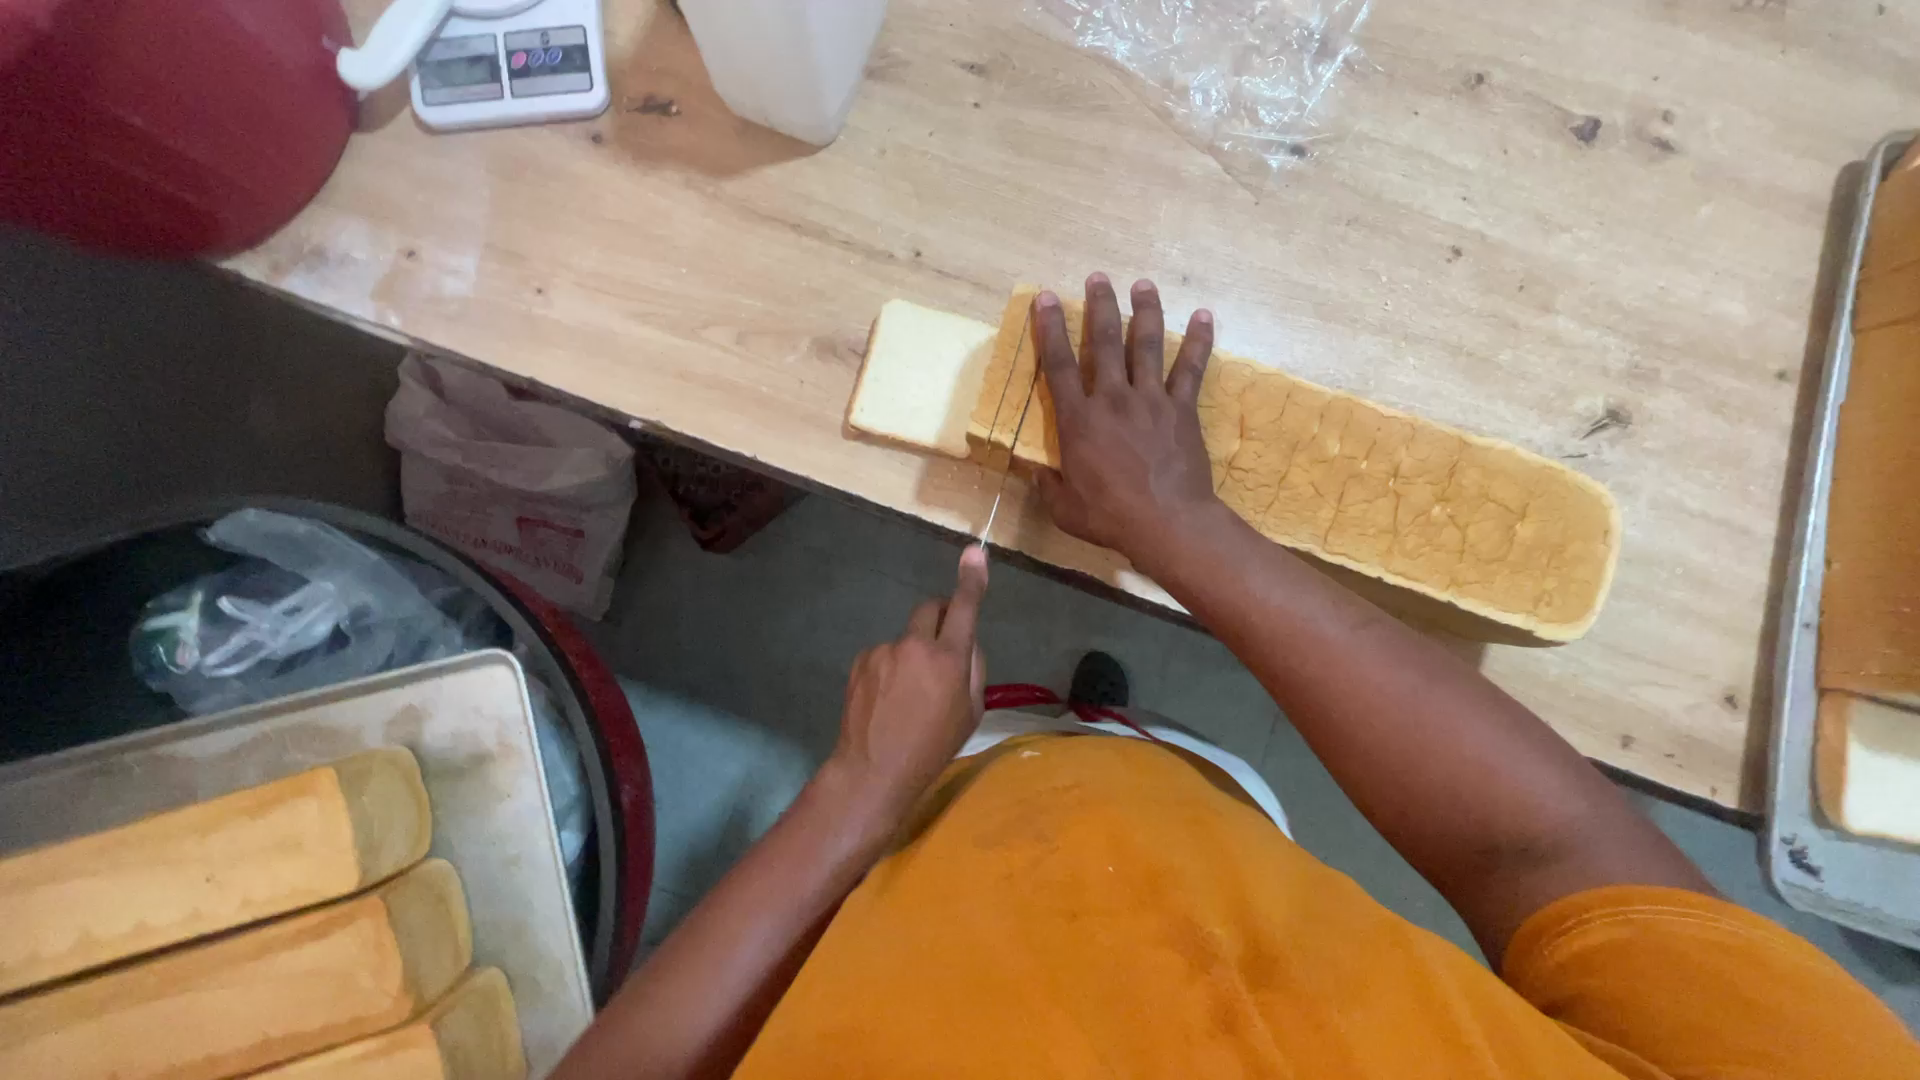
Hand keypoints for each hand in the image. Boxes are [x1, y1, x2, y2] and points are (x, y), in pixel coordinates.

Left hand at [830, 545, 988, 813]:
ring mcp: (883, 651)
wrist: (873, 770)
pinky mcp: (860, 660)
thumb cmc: (932, 747)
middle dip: (940, 618)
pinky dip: (890, 668)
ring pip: (907, 639)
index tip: (976, 551)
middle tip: (943, 648)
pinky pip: (884, 655)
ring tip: (907, 696)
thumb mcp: (971, 713)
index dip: (972, 579)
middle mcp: (915, 645)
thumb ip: (974, 669)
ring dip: (912, 654)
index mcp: (948, 658)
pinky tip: (886, 700)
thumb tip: (967, 641)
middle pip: (930, 609)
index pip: (964, 608)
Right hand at [1034, 274, 1225, 567]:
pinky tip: (1203, 315)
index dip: (1051, 329)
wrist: (1166, 522)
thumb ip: (1047, 485)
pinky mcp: (1181, 409)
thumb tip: (1034, 472)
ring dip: (1144, 311)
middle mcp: (1112, 399)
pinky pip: (1191, 368)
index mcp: (1078, 420)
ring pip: (1147, 345)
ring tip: (1143, 284)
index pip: (1059, 365)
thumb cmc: (1109, 517)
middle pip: (1104, 342)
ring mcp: (1150, 400)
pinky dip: (1199, 341)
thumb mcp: (1063, 507)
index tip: (1047, 298)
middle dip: (1099, 306)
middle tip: (1097, 277)